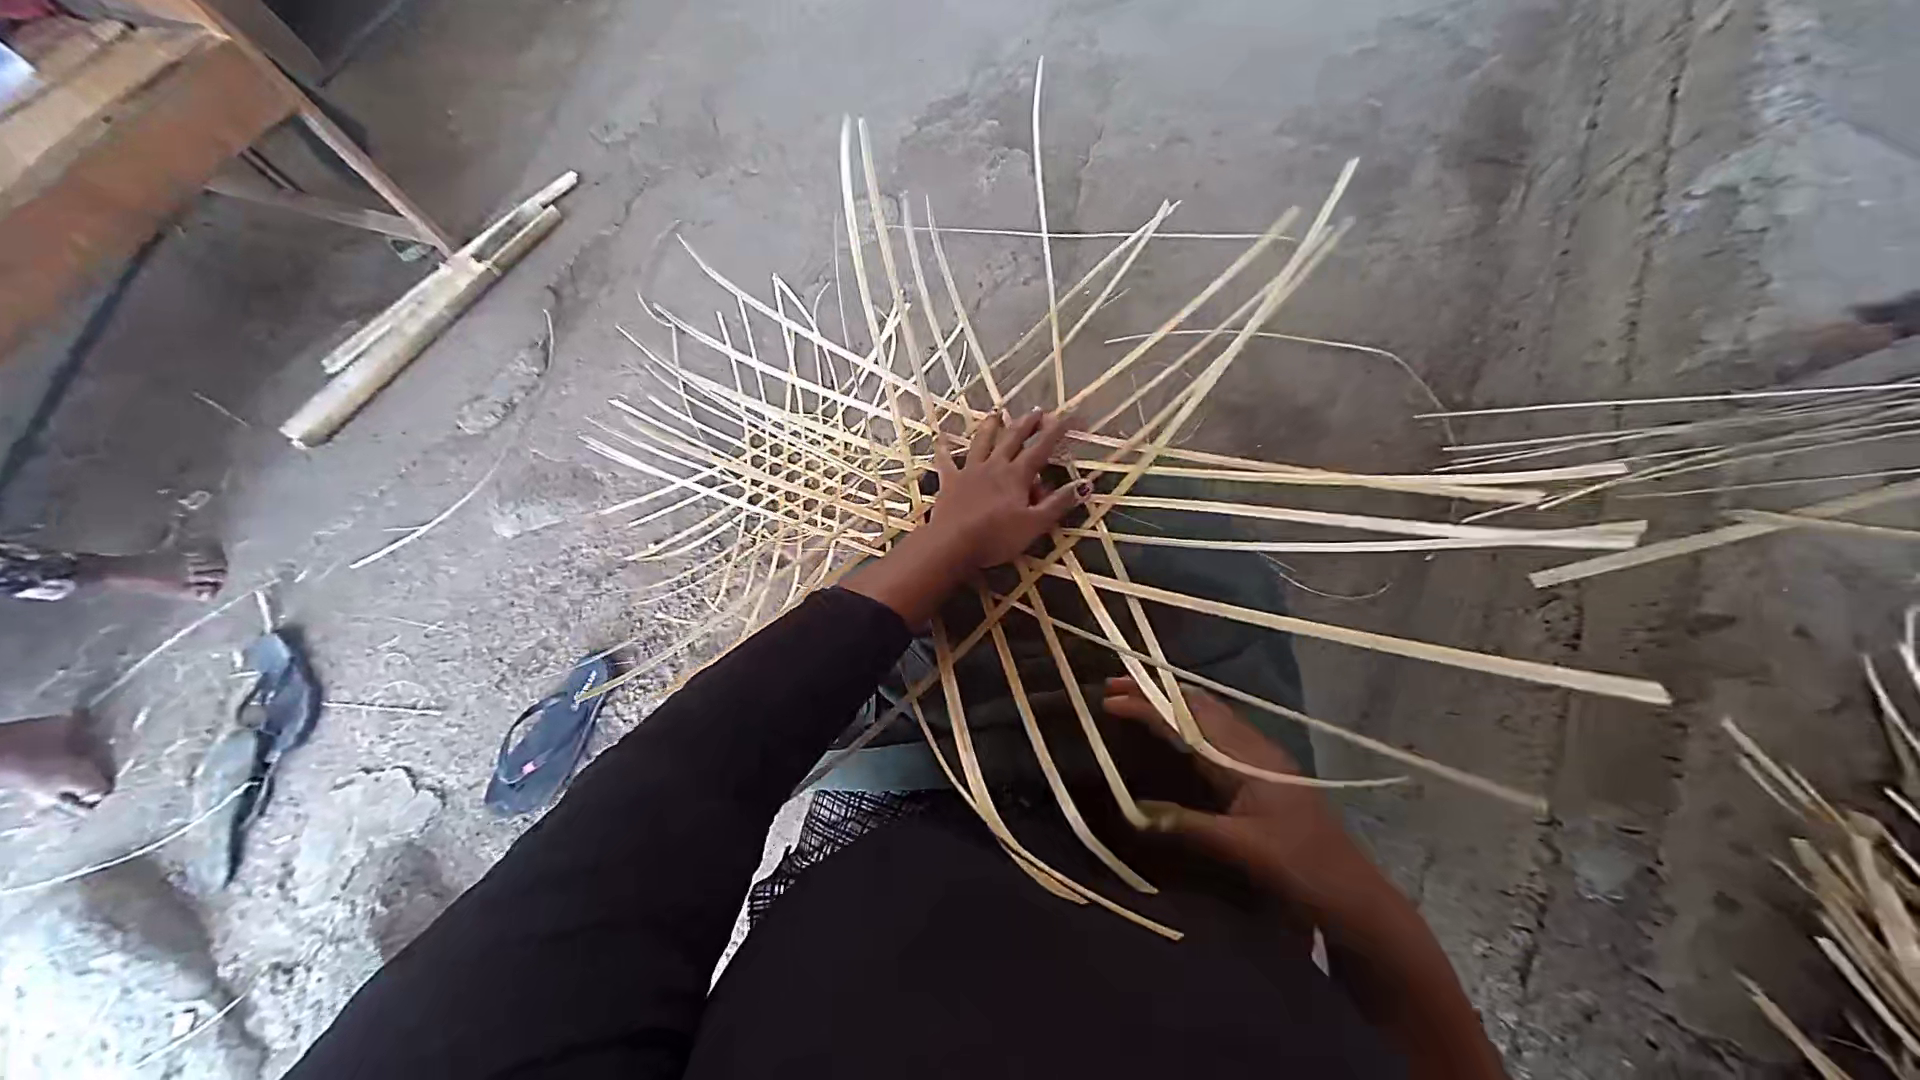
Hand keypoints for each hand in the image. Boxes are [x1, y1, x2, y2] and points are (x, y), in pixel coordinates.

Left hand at [843, 408, 1087, 624]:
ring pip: (981, 443)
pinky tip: (940, 439)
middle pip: (1012, 438)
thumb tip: (1084, 485)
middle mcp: (994, 466)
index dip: (1056, 432)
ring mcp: (969, 472)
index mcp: (1016, 476)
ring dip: (990, 427)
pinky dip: (944, 449)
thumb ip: (1058, 504)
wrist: (952, 545)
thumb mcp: (1035, 525)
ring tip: (996, 413)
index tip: (1069, 417)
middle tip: (1036, 410)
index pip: (1041, 448)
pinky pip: (945, 462)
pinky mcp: (949, 482)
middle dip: (1027, 423)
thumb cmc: (997, 537)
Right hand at [1101, 677, 1375, 917]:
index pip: (1189, 719)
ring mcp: (1261, 757)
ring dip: (1172, 703)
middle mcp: (1254, 746)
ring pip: (1209, 714)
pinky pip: (1218, 732)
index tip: (1110, 698)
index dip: (1147, 705)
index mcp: (1248, 757)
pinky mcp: (1264, 772)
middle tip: (1115, 687)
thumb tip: (1133, 810)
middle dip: (1156, 692)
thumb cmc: (1303, 868)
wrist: (1356, 896)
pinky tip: (1176, 730)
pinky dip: (1188, 720)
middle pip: (1199, 705)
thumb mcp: (1242, 849)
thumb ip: (1188, 825)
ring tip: (1136, 699)